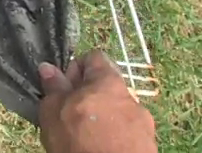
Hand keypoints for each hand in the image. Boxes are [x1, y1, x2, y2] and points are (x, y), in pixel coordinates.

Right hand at [38, 50, 156, 152]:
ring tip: (88, 136)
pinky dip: (117, 138)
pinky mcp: (151, 150)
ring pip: (119, 113)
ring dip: (105, 119)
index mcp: (110, 83)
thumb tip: (49, 68)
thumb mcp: (53, 110)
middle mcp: (134, 101)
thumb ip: (53, 86)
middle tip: (72, 114)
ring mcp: (146, 128)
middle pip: (108, 89)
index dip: (76, 69)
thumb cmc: (79, 141)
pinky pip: (129, 135)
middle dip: (90, 97)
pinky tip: (102, 148)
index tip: (65, 87)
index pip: (94, 58)